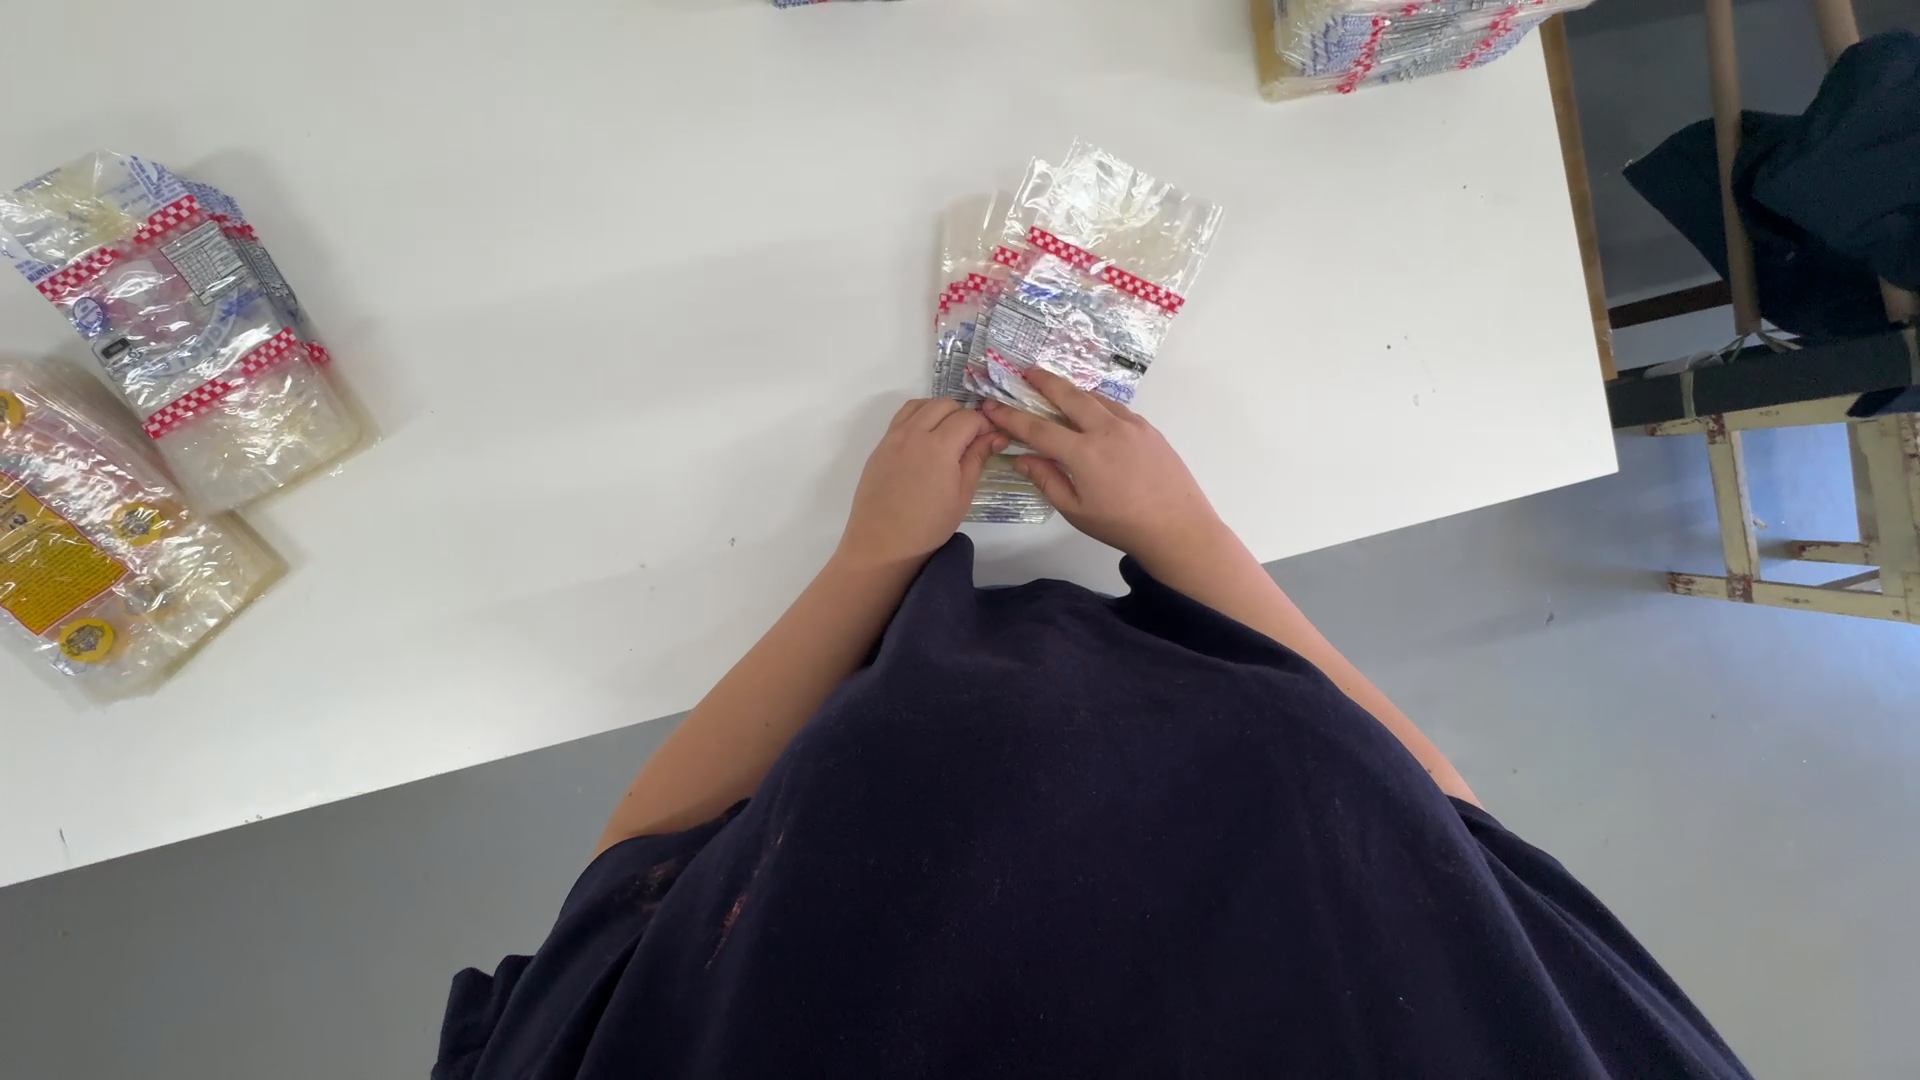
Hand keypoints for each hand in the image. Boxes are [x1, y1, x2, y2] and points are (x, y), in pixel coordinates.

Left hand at [837, 398, 1006, 567]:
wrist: (883, 542)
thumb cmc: (928, 526)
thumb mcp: (962, 495)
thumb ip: (976, 459)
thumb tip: (995, 437)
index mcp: (939, 447)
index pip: (968, 418)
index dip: (984, 426)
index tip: (990, 441)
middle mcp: (914, 433)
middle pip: (944, 404)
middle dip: (963, 415)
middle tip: (970, 440)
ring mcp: (893, 437)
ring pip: (921, 404)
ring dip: (938, 412)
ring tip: (947, 435)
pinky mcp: (880, 446)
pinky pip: (901, 417)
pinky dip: (918, 418)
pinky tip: (925, 440)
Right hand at [980, 370, 1233, 573]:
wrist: (1178, 527)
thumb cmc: (1123, 525)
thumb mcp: (1076, 511)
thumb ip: (1048, 480)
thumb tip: (1023, 459)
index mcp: (1084, 454)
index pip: (1038, 429)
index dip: (1011, 417)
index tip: (992, 406)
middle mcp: (1106, 430)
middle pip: (1069, 396)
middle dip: (1044, 381)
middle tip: (1027, 372)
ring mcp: (1131, 425)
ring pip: (1095, 398)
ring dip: (1073, 391)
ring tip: (1057, 389)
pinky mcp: (1148, 429)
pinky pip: (1116, 408)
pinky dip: (1097, 404)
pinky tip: (1092, 411)